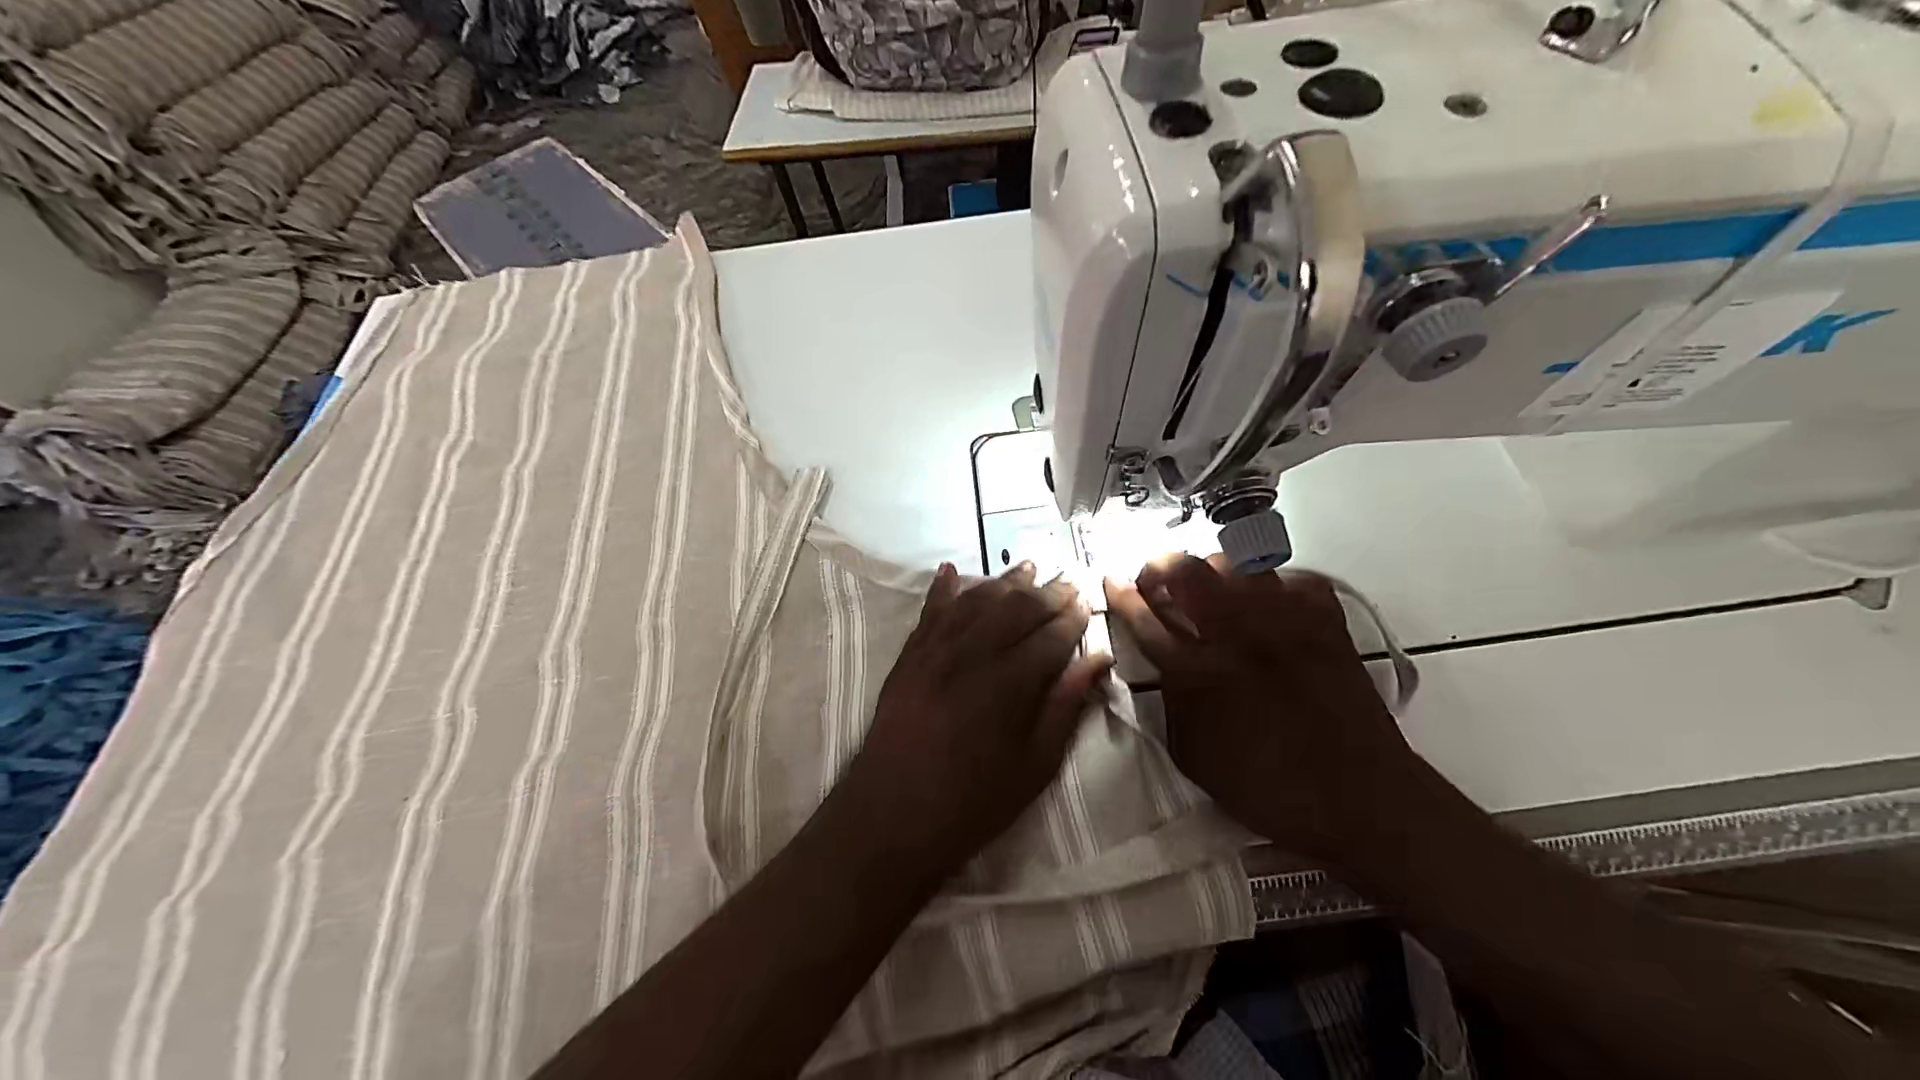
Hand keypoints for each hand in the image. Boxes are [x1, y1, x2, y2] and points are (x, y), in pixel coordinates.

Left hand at [841, 562, 1113, 874]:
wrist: (891, 816)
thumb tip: (1098, 661)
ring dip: (1004, 582)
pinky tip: (951, 570)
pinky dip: (943, 588)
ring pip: (975, 601)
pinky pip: (929, 612)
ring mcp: (935, 651)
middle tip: (1067, 582)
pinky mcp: (908, 657)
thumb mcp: (1034, 767)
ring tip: (1028, 567)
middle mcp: (973, 655)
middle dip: (1046, 593)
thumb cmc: (973, 802)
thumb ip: (1065, 708)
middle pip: (1016, 609)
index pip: (1050, 636)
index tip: (1087, 605)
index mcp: (1010, 684)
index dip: (1072, 619)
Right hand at [1104, 555, 1419, 861]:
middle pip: (1185, 570)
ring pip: (1236, 561)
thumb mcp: (1191, 755)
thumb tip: (1163, 666)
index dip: (1122, 595)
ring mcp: (1283, 619)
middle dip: (1160, 567)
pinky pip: (1289, 577)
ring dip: (1212, 570)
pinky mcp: (1324, 619)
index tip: (1112, 582)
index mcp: (1195, 670)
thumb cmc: (1266, 787)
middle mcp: (1235, 632)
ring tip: (1211, 590)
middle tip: (1157, 582)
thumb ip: (1169, 701)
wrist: (1357, 797)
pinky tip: (1268, 607)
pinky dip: (1271, 585)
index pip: (1144, 616)